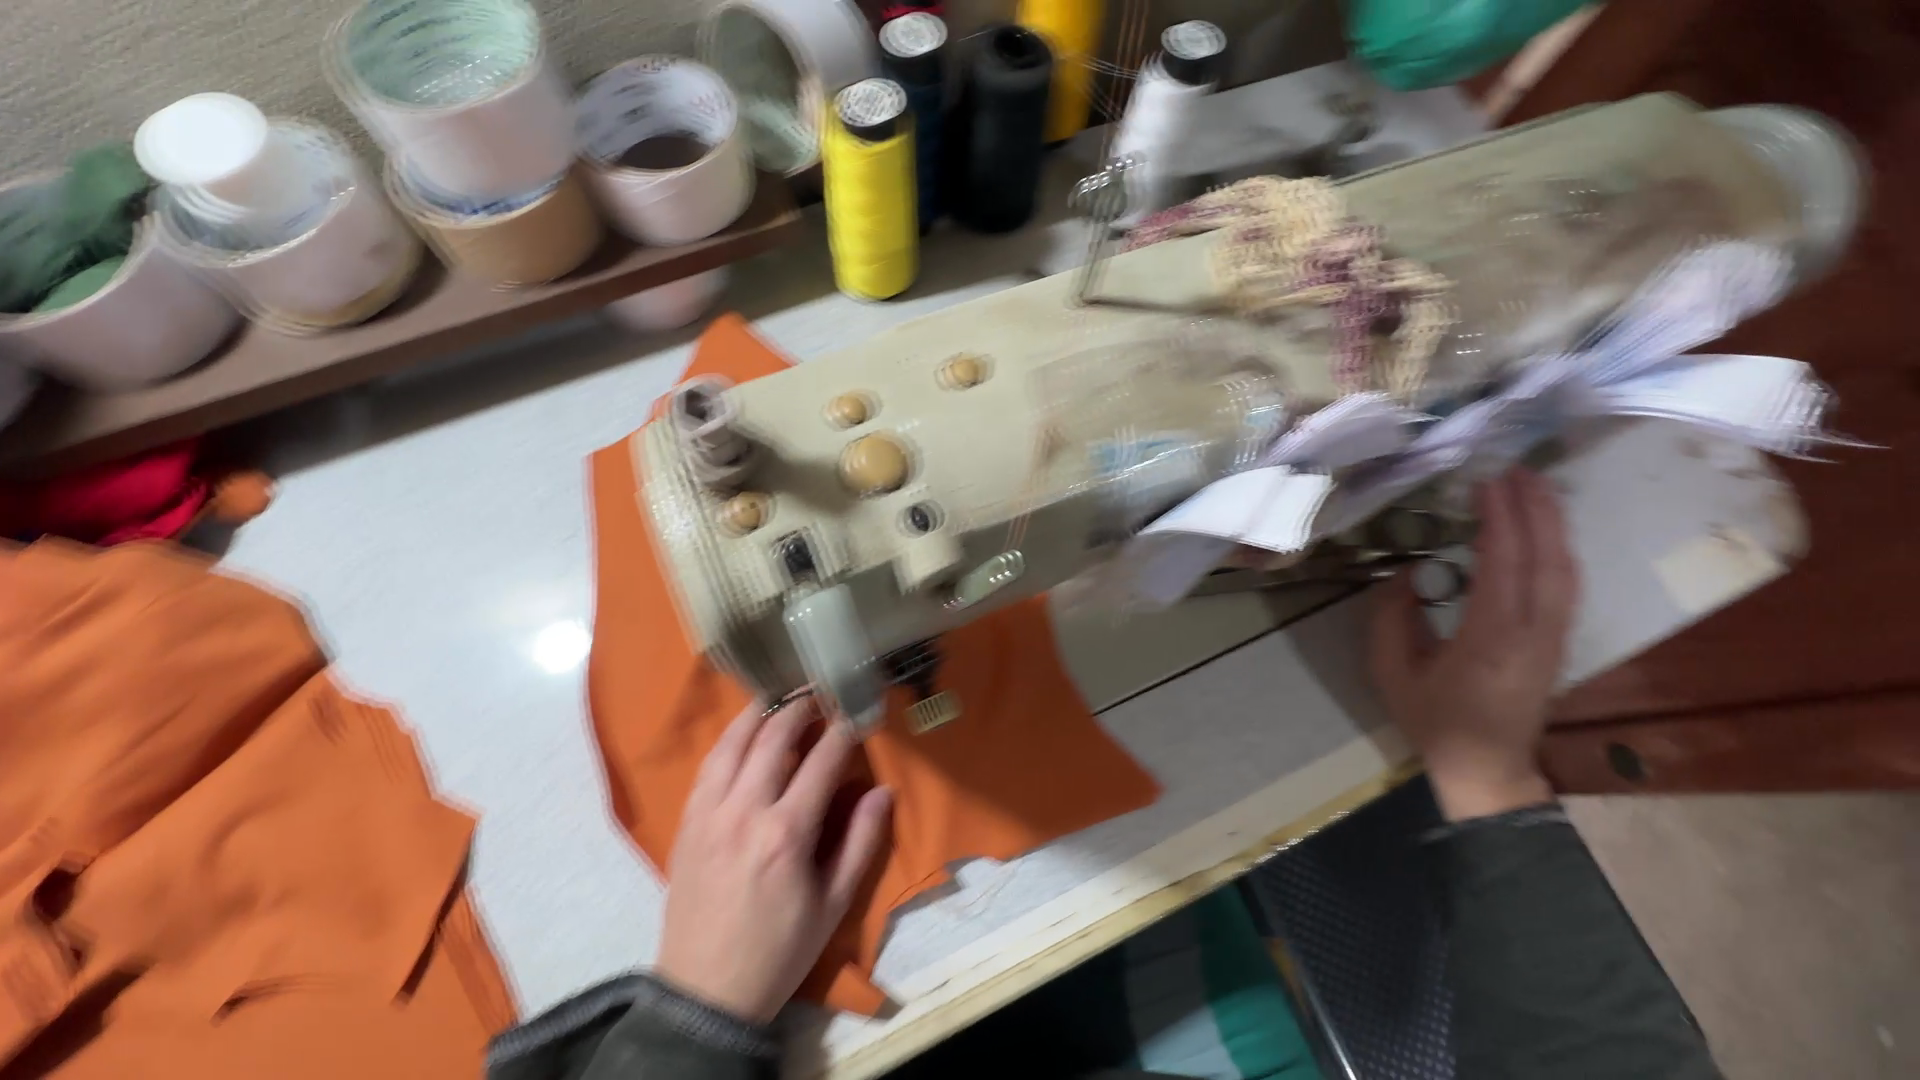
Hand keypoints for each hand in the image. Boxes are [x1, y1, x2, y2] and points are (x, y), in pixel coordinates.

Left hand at [655, 696, 891, 1022]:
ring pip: (732, 744)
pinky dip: (728, 741)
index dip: (843, 732)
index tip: (857, 714)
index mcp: (786, 833)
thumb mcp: (834, 904)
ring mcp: (708, 814)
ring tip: (779, 698)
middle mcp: (744, 811)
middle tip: (819, 695)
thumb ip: (860, 842)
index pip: (821, 762)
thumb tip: (883, 791)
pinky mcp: (686, 822)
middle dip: (800, 709)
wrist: (706, 990)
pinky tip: (741, 734)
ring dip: (758, 714)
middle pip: (773, 739)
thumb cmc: (780, 950)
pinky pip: (707, 766)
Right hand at [1369, 469, 1578, 821]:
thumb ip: (1394, 617)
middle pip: (1546, 558)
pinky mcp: (1560, 642)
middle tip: (1516, 468)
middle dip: (1535, 508)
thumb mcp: (1392, 671)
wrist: (1486, 767)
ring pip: (1566, 568)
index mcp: (1491, 639)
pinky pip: (1566, 584)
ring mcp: (1555, 637)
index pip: (1505, 565)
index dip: (1500, 519)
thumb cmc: (1433, 720)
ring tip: (1536, 487)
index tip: (1487, 483)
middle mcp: (1534, 632)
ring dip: (1553, 523)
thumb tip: (1410, 574)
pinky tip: (1545, 530)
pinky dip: (1558, 548)